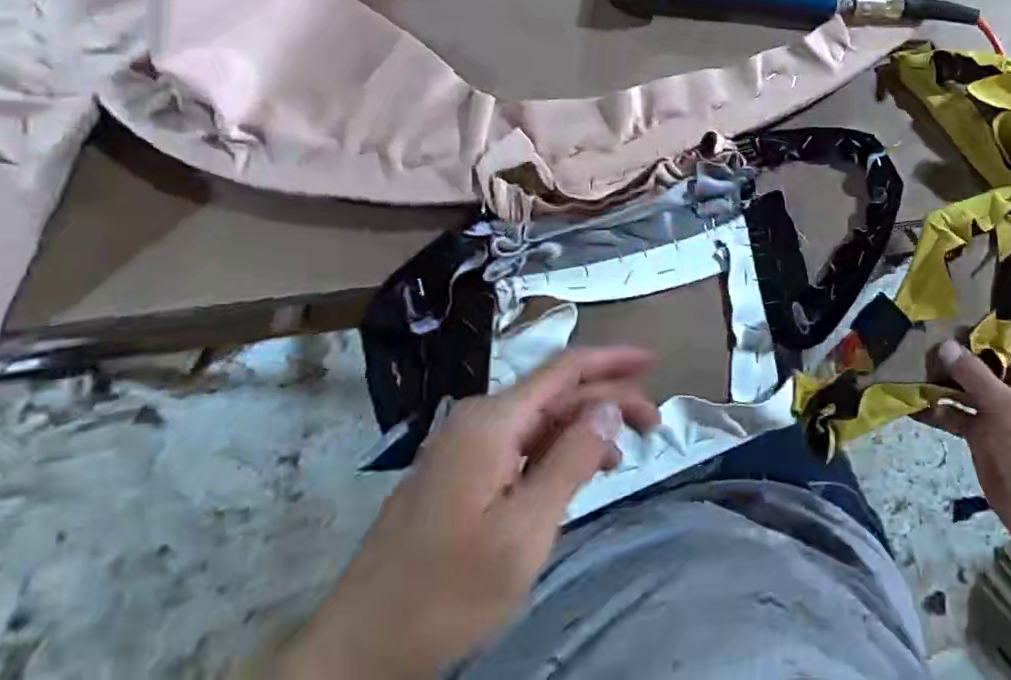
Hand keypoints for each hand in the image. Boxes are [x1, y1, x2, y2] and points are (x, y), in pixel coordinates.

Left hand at [274, 346, 661, 679]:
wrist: (354, 656)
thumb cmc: (446, 593)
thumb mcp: (526, 529)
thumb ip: (573, 460)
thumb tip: (609, 408)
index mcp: (491, 423)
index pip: (566, 369)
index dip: (615, 360)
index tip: (656, 361)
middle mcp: (476, 423)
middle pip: (558, 392)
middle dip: (609, 400)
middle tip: (653, 426)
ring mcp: (462, 450)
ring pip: (542, 420)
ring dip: (587, 428)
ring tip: (623, 455)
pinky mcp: (457, 478)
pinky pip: (521, 446)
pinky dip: (559, 450)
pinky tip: (580, 473)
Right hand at [918, 334, 1010, 537]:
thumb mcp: (1010, 408)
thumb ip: (976, 376)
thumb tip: (944, 344)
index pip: (1001, 333)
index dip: (974, 321)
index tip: (939, 310)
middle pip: (977, 356)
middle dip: (948, 349)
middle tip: (911, 336)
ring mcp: (993, 408)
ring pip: (961, 384)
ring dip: (937, 378)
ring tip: (903, 365)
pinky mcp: (979, 433)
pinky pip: (954, 413)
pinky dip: (935, 409)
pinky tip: (909, 403)